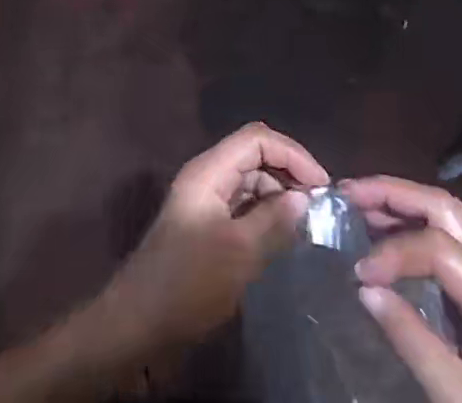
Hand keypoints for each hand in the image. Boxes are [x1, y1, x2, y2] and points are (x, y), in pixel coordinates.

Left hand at [95, 122, 330, 351]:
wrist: (138, 323)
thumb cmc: (188, 283)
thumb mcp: (239, 252)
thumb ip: (274, 220)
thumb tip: (304, 198)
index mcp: (209, 171)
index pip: (257, 139)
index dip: (293, 154)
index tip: (322, 186)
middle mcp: (207, 177)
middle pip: (254, 155)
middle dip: (289, 172)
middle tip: (320, 204)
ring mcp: (206, 200)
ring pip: (251, 179)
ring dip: (280, 193)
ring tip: (308, 220)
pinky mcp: (207, 224)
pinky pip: (244, 204)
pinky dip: (266, 212)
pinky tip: (286, 233)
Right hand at [346, 178, 461, 402]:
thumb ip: (414, 344)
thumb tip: (365, 289)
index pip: (443, 249)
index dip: (395, 251)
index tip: (359, 276)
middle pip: (449, 214)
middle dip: (397, 195)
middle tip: (348, 194)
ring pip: (448, 224)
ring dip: (401, 207)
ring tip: (356, 206)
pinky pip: (446, 250)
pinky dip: (409, 233)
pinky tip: (381, 240)